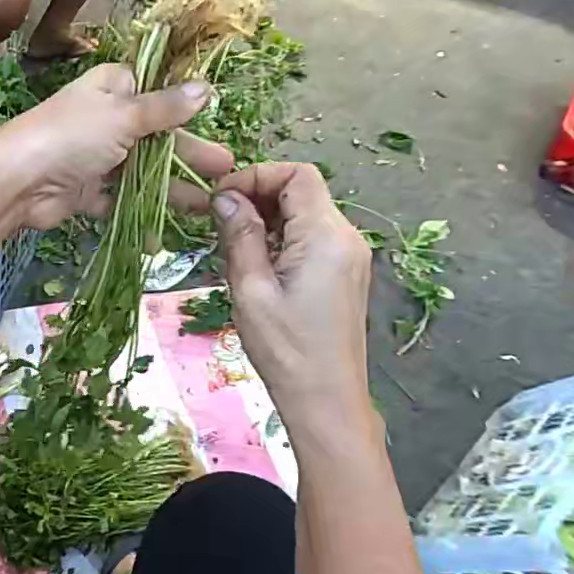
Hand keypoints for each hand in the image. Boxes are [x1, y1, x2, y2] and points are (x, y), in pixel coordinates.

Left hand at [0, 63, 233, 231]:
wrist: (18, 182)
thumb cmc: (72, 136)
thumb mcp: (124, 116)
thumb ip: (166, 108)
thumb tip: (206, 87)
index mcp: (113, 89)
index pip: (156, 95)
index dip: (184, 112)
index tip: (214, 126)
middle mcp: (106, 120)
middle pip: (156, 138)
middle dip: (189, 157)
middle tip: (224, 173)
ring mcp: (97, 157)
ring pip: (142, 172)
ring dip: (171, 189)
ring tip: (207, 207)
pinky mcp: (88, 190)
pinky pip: (121, 201)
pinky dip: (139, 215)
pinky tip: (162, 234)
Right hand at [211, 164, 373, 414]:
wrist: (326, 399)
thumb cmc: (286, 349)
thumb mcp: (252, 289)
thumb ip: (240, 235)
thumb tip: (225, 197)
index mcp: (327, 235)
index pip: (297, 174)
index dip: (257, 175)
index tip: (222, 199)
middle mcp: (347, 238)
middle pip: (303, 191)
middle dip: (260, 197)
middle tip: (222, 224)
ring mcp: (350, 257)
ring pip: (306, 215)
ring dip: (269, 220)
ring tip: (236, 249)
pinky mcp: (346, 275)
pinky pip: (313, 239)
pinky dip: (283, 240)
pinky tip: (260, 267)